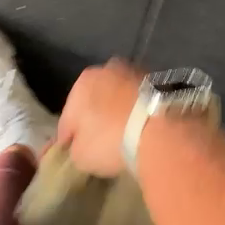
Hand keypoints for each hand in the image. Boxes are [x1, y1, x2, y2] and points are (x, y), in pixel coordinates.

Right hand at [56, 59, 146, 177]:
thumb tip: (78, 143)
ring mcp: (131, 71)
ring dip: (113, 110)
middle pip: (92, 99)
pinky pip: (134, 98)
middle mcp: (104, 69)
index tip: (71, 151)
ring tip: (119, 134)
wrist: (157, 128)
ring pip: (114, 95)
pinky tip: (135, 126)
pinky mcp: (153, 79)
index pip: (67, 116)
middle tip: (95, 141)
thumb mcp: (80, 155)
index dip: (68, 136)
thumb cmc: (110, 140)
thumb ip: (74, 146)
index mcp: (81, 83)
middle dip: (92, 117)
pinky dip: (132, 109)